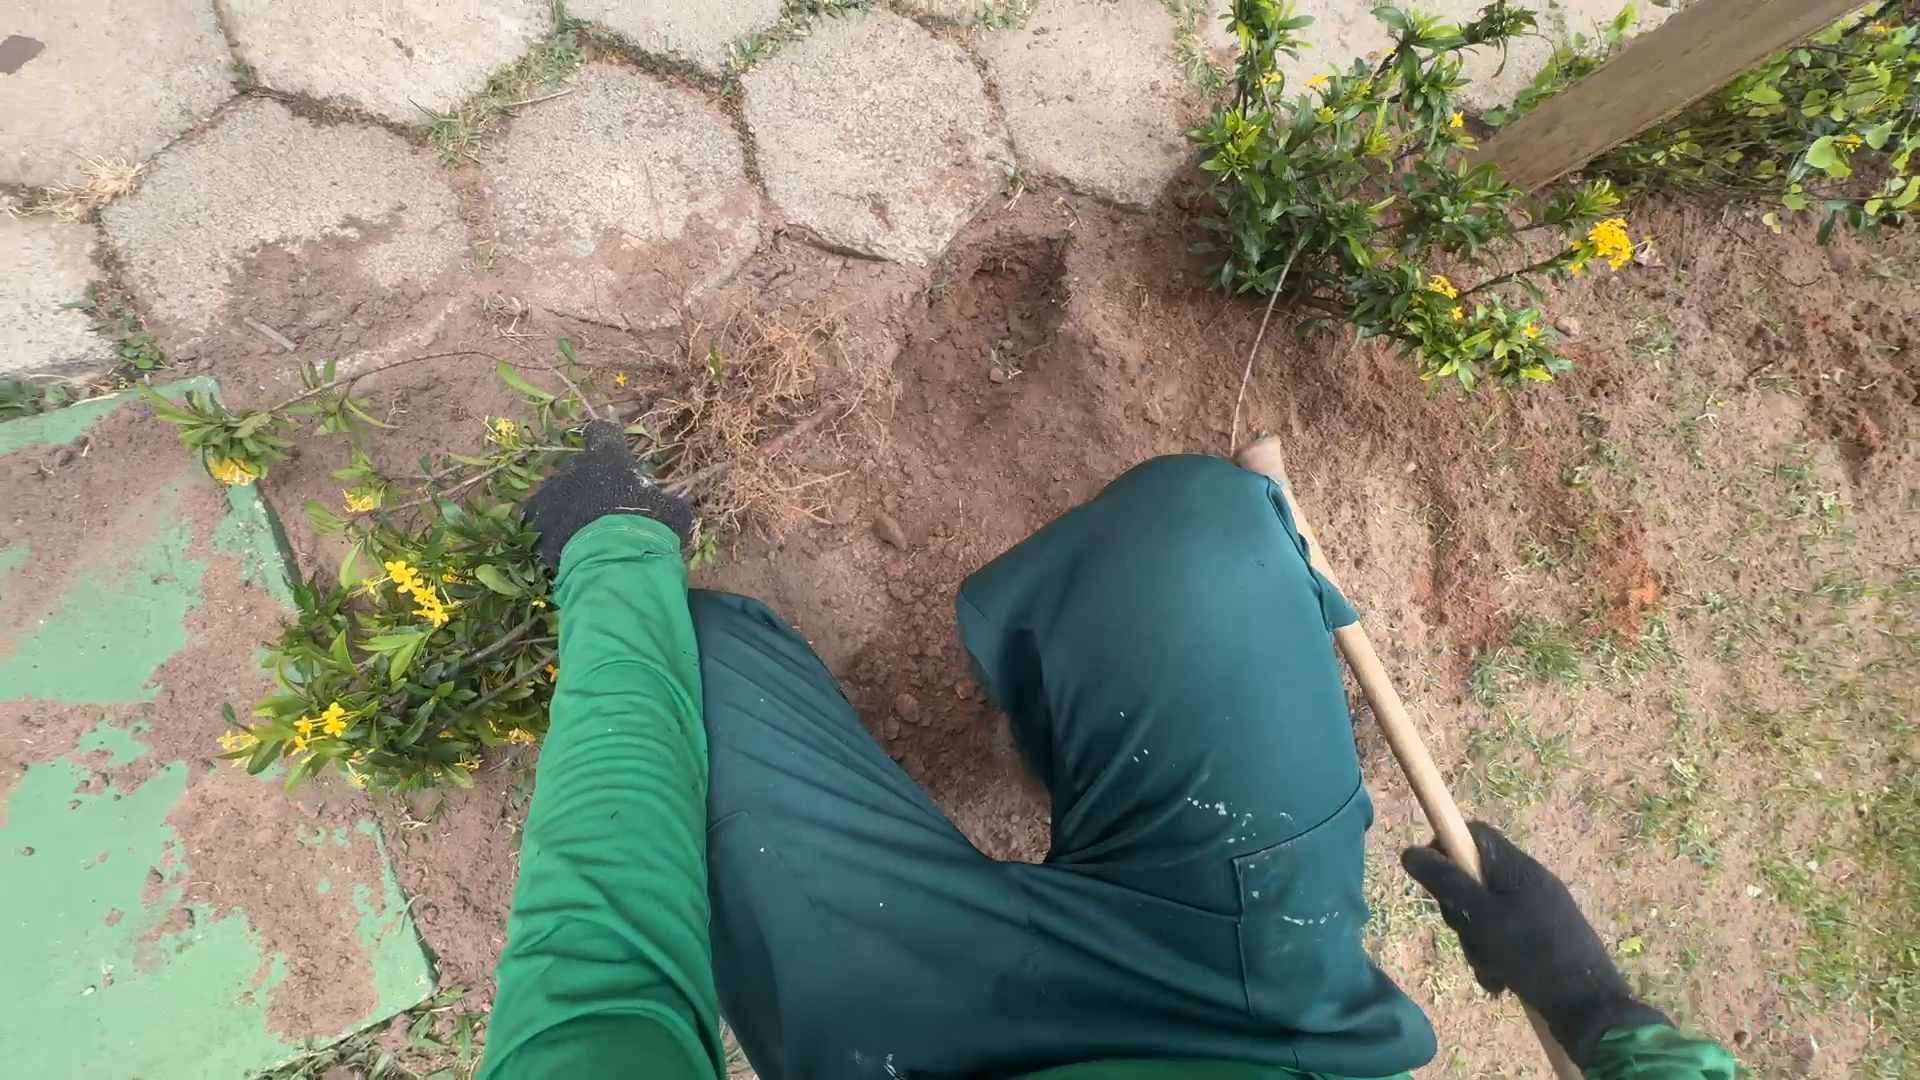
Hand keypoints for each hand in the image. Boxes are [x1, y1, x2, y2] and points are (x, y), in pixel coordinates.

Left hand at [524, 420, 693, 571]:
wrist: (615, 559)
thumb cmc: (648, 526)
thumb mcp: (673, 512)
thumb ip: (669, 502)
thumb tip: (675, 505)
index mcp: (607, 458)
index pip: (602, 433)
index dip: (606, 438)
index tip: (611, 447)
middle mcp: (575, 469)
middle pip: (579, 468)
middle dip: (591, 483)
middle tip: (607, 505)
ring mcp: (552, 496)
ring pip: (559, 494)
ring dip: (571, 505)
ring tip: (586, 528)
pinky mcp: (540, 523)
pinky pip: (546, 521)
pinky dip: (557, 530)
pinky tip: (571, 544)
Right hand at [1400, 821, 1668, 1068]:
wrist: (1594, 1012)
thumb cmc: (1530, 954)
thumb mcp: (1477, 915)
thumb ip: (1442, 879)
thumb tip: (1410, 852)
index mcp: (1517, 867)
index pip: (1472, 833)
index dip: (1443, 846)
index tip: (1432, 875)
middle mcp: (1530, 881)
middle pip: (1474, 874)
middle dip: (1458, 904)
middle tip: (1461, 930)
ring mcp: (1542, 910)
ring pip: (1487, 908)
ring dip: (1476, 936)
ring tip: (1486, 965)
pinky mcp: (1549, 936)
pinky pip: (1507, 932)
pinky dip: (1495, 951)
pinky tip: (1498, 978)